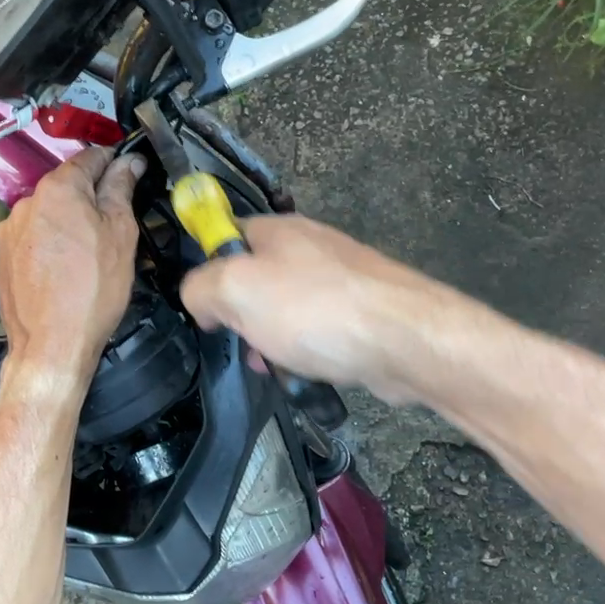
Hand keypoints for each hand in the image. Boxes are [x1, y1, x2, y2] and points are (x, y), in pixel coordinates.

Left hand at [0, 147, 145, 381]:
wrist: (51, 345)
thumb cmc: (91, 294)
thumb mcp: (120, 234)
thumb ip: (121, 190)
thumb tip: (127, 164)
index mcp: (58, 190)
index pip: (88, 157)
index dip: (112, 161)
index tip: (127, 169)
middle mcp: (27, 203)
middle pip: (66, 187)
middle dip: (90, 198)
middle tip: (114, 224)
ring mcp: (10, 231)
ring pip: (48, 214)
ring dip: (68, 223)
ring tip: (89, 255)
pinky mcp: (3, 256)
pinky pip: (33, 238)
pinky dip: (50, 244)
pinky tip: (65, 269)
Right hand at [179, 215, 480, 404]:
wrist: (405, 340)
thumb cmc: (314, 309)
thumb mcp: (235, 290)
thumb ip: (200, 288)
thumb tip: (198, 299)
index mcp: (277, 230)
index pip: (225, 235)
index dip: (205, 268)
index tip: (202, 306)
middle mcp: (310, 247)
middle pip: (255, 277)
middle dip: (239, 314)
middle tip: (238, 343)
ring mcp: (341, 280)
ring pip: (286, 309)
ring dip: (270, 339)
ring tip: (270, 366)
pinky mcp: (363, 312)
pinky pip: (317, 330)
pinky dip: (304, 352)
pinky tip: (304, 373)